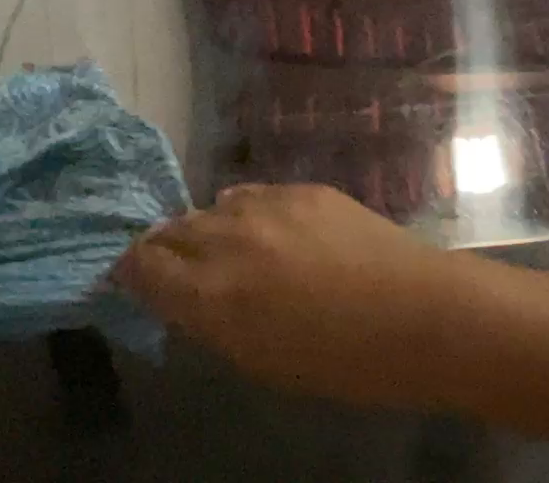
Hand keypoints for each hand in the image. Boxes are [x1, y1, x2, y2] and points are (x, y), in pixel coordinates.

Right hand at [110, 184, 482, 405]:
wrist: (416, 312)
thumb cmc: (337, 360)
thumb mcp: (256, 357)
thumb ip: (210, 318)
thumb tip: (186, 295)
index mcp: (209, 293)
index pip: (141, 267)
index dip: (132, 272)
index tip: (132, 278)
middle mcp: (230, 238)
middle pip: (172, 230)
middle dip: (165, 248)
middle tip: (173, 264)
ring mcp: (271, 205)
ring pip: (214, 206)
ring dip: (208, 226)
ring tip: (223, 246)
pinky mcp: (307, 188)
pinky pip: (257, 194)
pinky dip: (248, 210)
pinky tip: (263, 226)